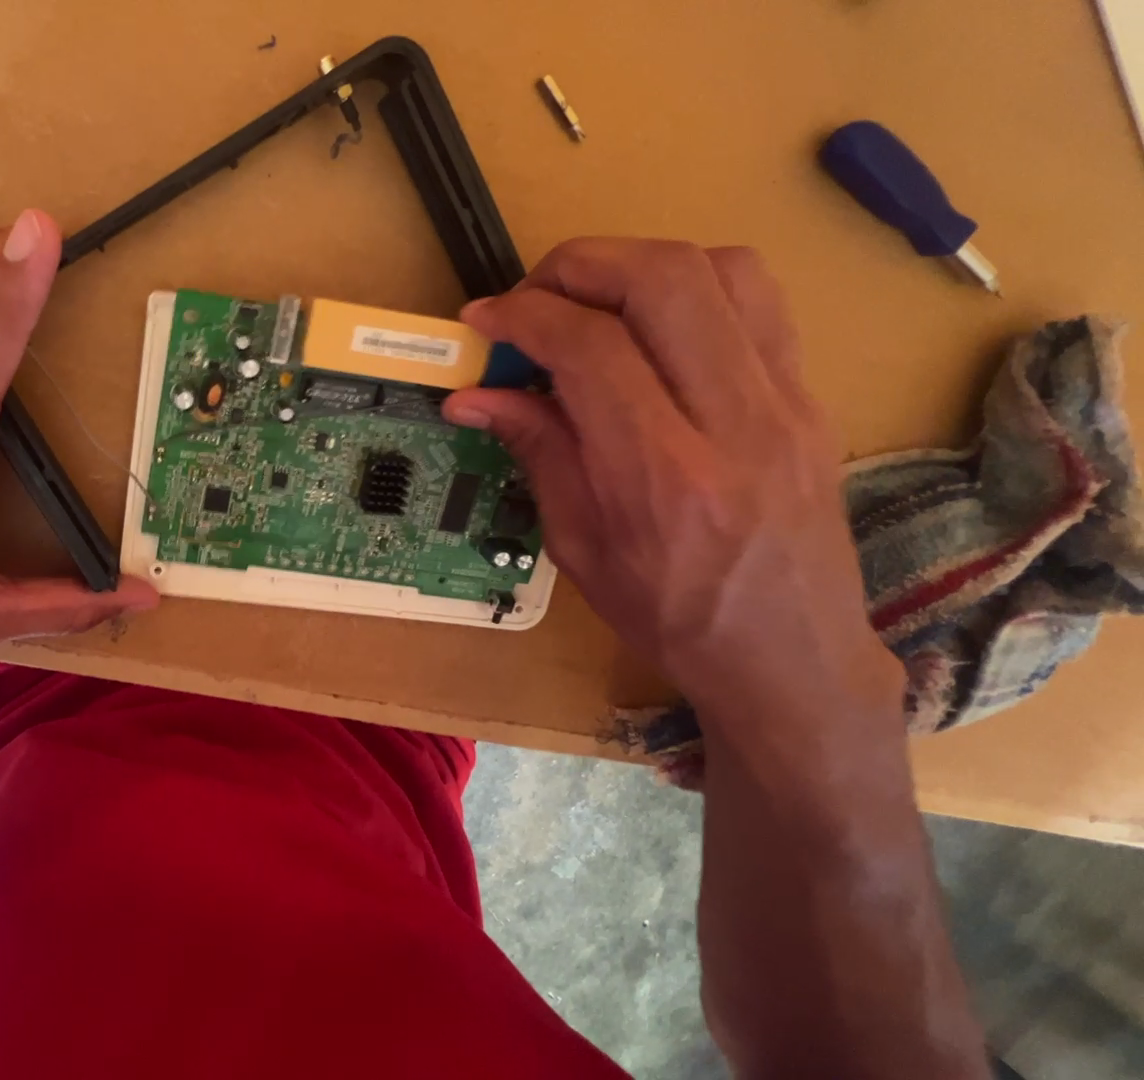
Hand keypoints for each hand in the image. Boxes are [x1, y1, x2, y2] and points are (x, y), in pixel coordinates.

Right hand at [443, 238, 899, 739]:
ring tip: (590, 302)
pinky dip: (691, 286)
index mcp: (660, 474)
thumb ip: (537, 451)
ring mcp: (785, 400)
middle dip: (579, 266)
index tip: (483, 321)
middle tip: (532, 296)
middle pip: (663, 279)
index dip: (524, 316)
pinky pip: (757, 300)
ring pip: (721, 269)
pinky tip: (651, 324)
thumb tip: (472, 396)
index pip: (590, 348)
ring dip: (638, 265)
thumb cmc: (667, 615)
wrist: (789, 653)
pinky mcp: (810, 394)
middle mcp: (733, 421)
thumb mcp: (578, 545)